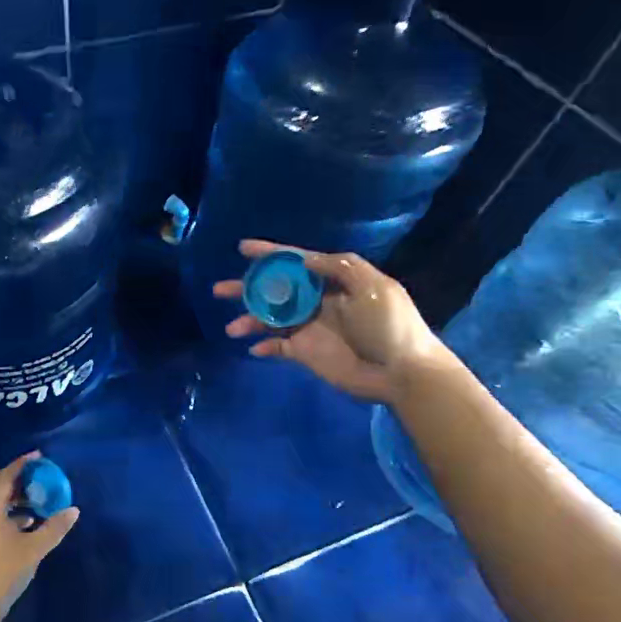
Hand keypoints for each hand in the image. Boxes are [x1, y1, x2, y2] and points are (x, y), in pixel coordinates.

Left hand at [0, 452, 80, 621]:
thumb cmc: (4, 573)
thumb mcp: (34, 549)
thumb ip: (54, 528)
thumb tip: (73, 510)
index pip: (4, 477)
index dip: (21, 464)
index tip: (38, 456)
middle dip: (11, 476)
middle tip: (33, 475)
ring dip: (9, 496)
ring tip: (34, 499)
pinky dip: (7, 512)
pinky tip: (26, 524)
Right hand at [213, 239, 445, 404]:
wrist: (401, 373)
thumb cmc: (390, 327)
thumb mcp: (373, 288)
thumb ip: (339, 268)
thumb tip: (305, 259)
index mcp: (333, 282)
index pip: (296, 262)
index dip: (270, 254)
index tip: (243, 249)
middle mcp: (317, 302)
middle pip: (275, 290)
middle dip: (247, 288)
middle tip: (219, 290)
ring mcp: (310, 328)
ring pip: (270, 319)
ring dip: (250, 320)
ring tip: (232, 328)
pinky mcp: (306, 353)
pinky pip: (278, 347)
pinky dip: (264, 346)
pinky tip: (255, 348)